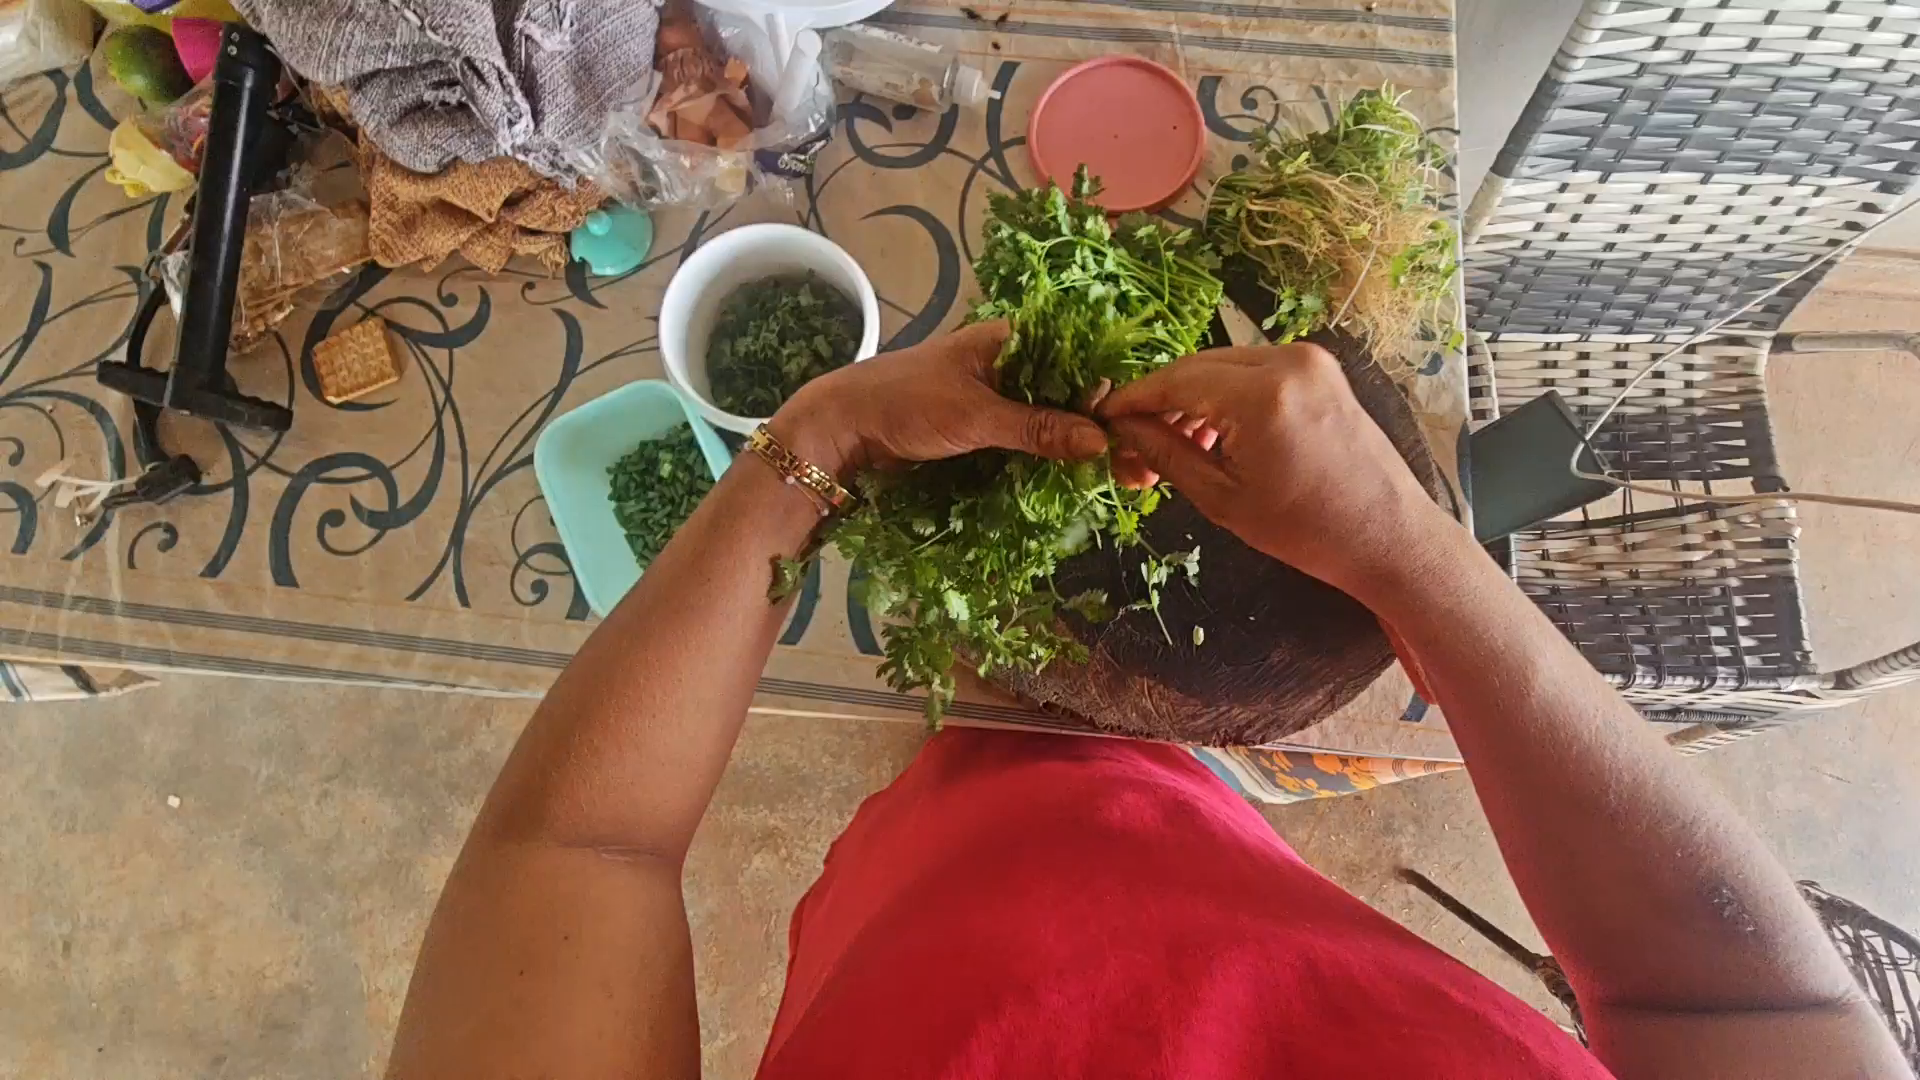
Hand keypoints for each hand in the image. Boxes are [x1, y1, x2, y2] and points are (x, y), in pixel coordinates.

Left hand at [767, 320, 1108, 478]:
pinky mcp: (981, 424)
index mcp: (1010, 341)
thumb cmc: (907, 403)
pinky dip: (1047, 454)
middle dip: (1099, 426)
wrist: (844, 426)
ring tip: (1118, 475)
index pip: (1076, 360)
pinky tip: (1074, 475)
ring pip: (1048, 417)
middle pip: (1067, 392)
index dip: (1109, 395)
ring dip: (1076, 444)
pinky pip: (1025, 436)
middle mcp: (1009, 363)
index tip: (1138, 432)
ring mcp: (995, 395)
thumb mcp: (975, 415)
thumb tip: (1100, 442)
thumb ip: (1037, 427)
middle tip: (1136, 465)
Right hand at [1097, 343, 1450, 597]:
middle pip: (1195, 368)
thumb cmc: (1304, 529)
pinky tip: (1207, 437)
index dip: (1132, 399)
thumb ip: (1165, 452)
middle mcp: (1286, 359)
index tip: (1103, 419)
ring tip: (1168, 450)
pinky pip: (1251, 374)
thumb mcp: (1220, 497)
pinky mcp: (1318, 371)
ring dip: (1188, 402)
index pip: (1174, 381)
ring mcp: (1308, 361)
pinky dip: (1221, 399)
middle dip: (1159, 403)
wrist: (1387, 536)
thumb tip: (1121, 428)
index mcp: (1261, 393)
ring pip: (1221, 368)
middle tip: (1133, 446)